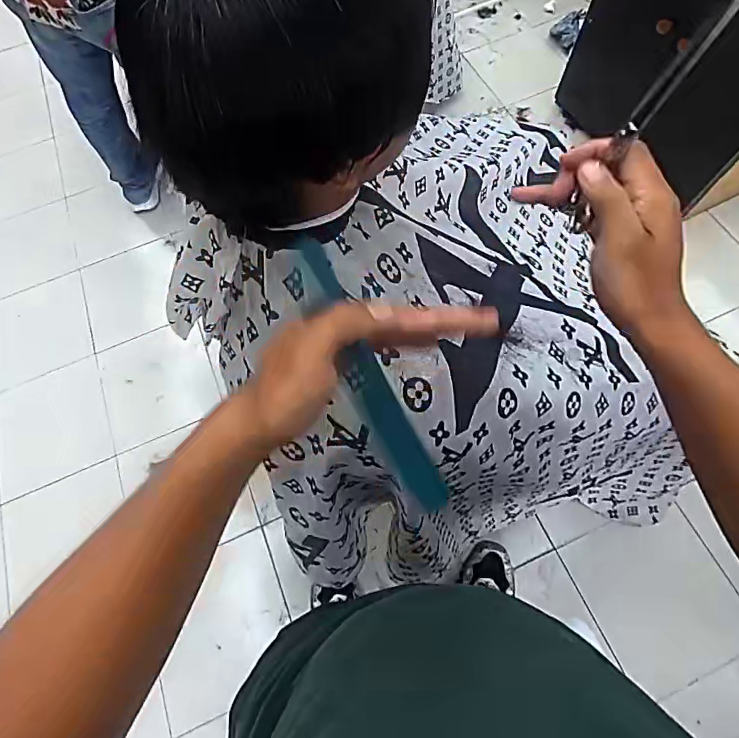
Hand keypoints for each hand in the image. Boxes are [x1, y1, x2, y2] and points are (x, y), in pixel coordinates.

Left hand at [232, 302, 499, 446]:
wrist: (255, 427)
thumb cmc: (284, 394)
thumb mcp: (315, 351)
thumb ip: (349, 322)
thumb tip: (390, 310)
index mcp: (339, 318)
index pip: (399, 315)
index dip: (439, 317)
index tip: (478, 319)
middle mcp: (343, 324)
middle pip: (402, 319)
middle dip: (442, 318)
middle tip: (483, 320)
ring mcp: (342, 344)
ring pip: (395, 331)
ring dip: (429, 328)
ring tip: (464, 327)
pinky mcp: (342, 363)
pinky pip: (383, 344)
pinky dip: (407, 342)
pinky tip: (421, 344)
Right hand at [513, 139, 692, 340]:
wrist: (650, 321)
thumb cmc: (639, 288)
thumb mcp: (618, 235)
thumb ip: (605, 194)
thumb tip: (589, 167)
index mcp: (652, 195)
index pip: (626, 149)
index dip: (594, 151)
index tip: (568, 165)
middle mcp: (647, 201)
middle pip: (609, 165)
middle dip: (578, 173)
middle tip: (557, 192)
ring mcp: (635, 216)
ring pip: (600, 186)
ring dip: (572, 189)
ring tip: (547, 198)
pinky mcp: (623, 232)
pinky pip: (598, 207)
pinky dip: (576, 206)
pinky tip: (555, 207)